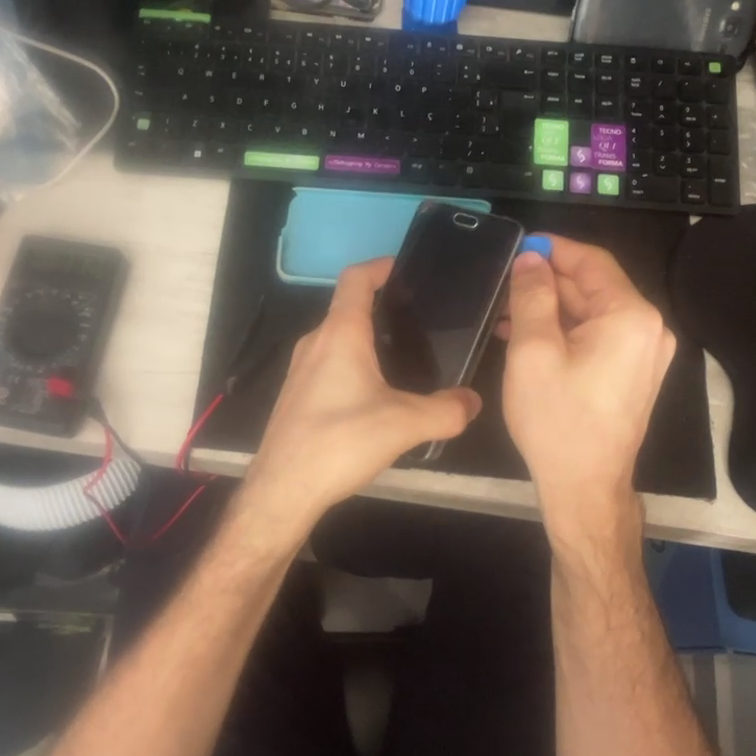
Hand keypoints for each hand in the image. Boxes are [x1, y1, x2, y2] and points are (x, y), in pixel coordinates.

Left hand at [241, 258, 480, 547]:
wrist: (283, 489)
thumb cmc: (341, 443)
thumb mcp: (405, 425)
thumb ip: (446, 410)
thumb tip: (472, 401)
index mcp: (340, 334)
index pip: (356, 279)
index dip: (380, 266)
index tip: (403, 268)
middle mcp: (315, 344)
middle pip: (347, 309)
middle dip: (381, 307)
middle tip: (419, 321)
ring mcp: (300, 371)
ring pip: (337, 341)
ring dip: (366, 340)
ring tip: (403, 359)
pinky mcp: (296, 397)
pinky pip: (328, 367)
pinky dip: (352, 366)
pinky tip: (375, 398)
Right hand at [499, 236, 676, 540]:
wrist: (584, 486)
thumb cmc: (556, 419)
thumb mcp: (532, 350)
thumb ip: (532, 296)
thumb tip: (531, 258)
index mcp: (631, 316)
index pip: (592, 261)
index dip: (553, 249)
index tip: (517, 247)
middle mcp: (649, 328)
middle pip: (594, 287)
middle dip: (547, 282)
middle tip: (503, 286)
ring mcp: (645, 354)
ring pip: (592, 313)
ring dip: (551, 309)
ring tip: (506, 315)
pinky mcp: (634, 374)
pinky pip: (598, 337)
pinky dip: (565, 331)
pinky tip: (528, 338)